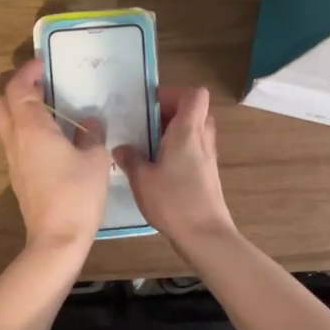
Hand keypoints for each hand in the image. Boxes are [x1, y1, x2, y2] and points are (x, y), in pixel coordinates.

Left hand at [0, 59, 109, 251]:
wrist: (57, 238)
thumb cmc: (77, 195)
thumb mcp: (95, 160)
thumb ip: (92, 135)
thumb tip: (89, 122)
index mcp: (31, 128)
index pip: (17, 88)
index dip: (27, 71)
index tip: (43, 63)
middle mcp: (15, 140)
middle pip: (1, 103)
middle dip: (18, 89)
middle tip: (44, 86)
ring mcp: (13, 160)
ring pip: (6, 124)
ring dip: (22, 110)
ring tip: (52, 109)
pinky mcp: (18, 176)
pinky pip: (16, 142)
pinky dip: (28, 130)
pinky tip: (54, 137)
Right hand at [114, 86, 236, 243]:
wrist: (205, 235)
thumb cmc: (173, 201)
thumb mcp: (142, 179)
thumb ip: (130, 159)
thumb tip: (121, 148)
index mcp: (188, 131)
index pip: (194, 94)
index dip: (173, 94)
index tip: (149, 106)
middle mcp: (202, 139)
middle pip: (194, 111)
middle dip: (169, 113)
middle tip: (145, 125)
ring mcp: (208, 157)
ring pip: (194, 131)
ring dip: (173, 133)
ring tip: (147, 147)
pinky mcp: (207, 174)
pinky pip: (193, 150)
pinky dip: (177, 150)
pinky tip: (156, 168)